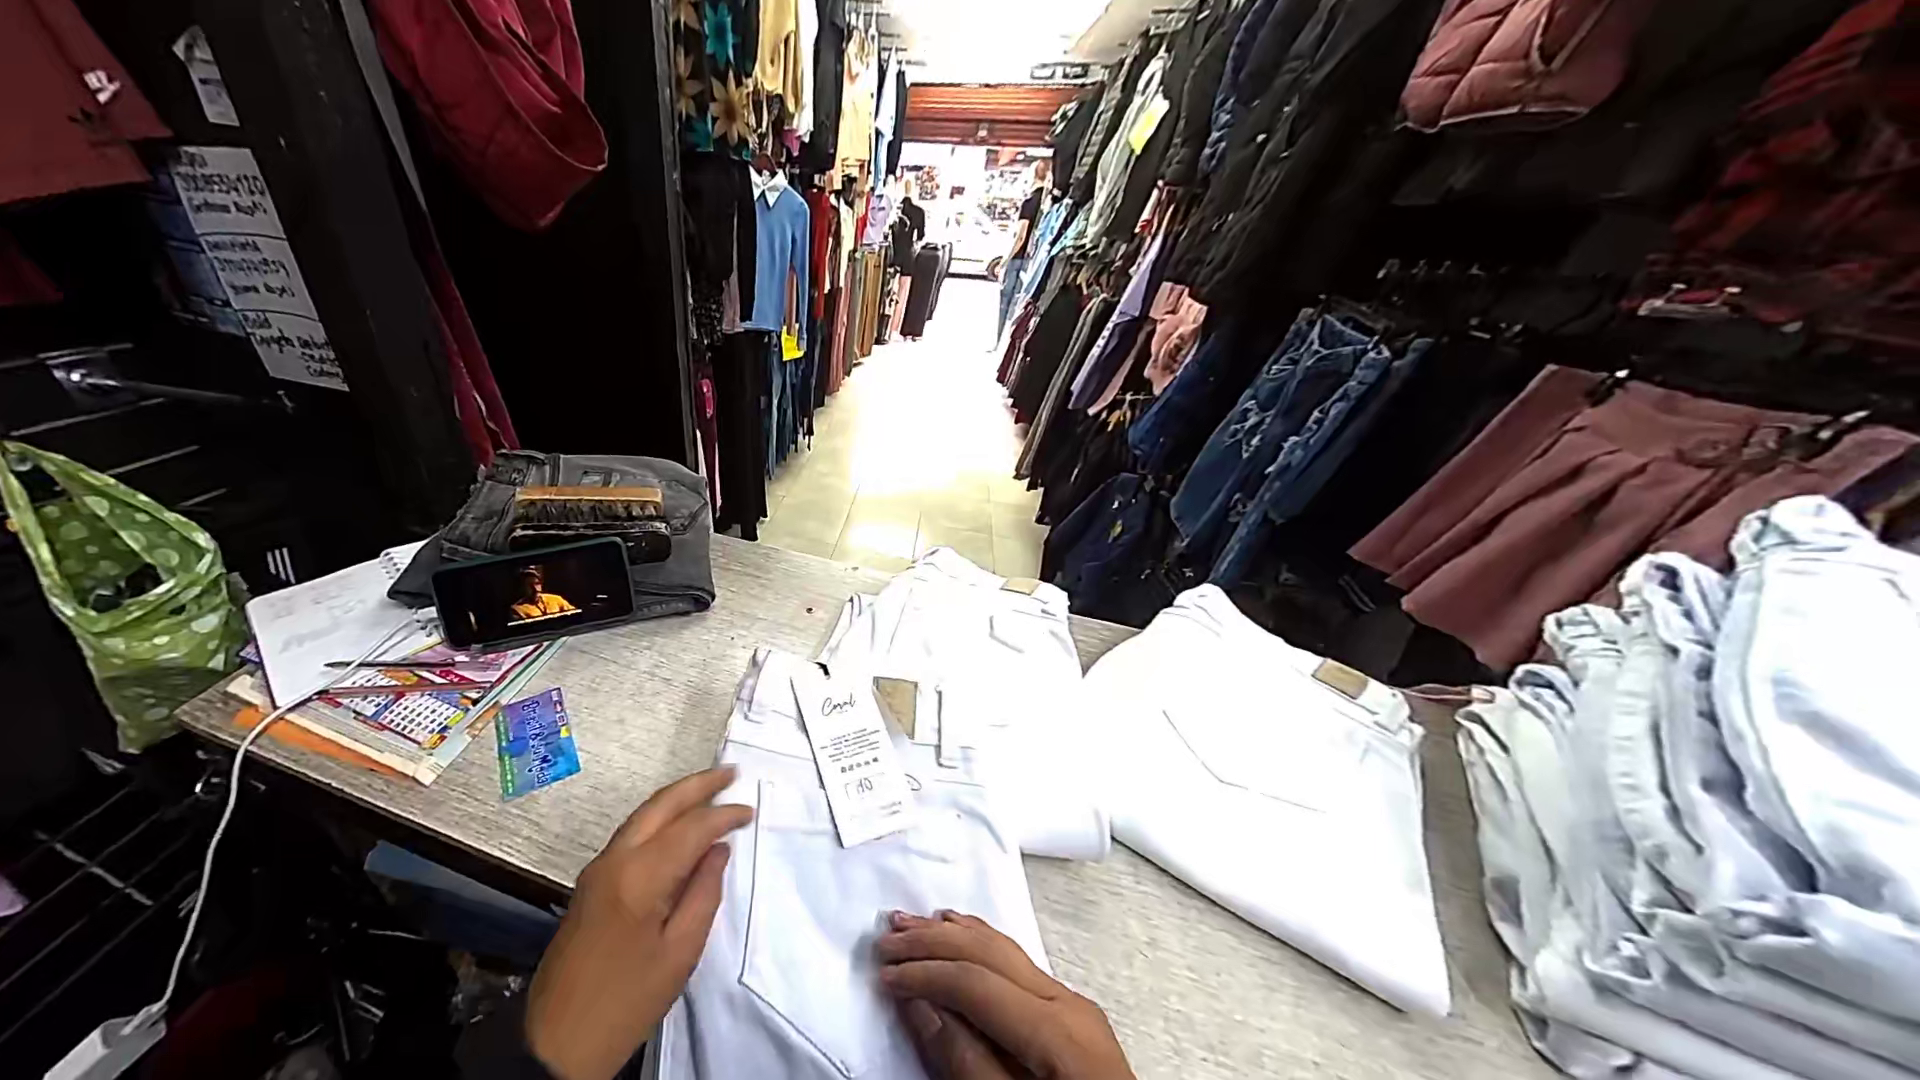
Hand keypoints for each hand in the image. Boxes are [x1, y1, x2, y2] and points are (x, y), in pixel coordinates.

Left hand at [525, 768, 752, 1079]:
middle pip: (661, 804)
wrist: (555, 1044)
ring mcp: (598, 869)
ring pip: (644, 814)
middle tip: (731, 772)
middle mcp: (615, 861)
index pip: (692, 827)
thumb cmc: (626, 1001)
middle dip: (698, 784)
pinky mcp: (591, 883)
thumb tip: (717, 850)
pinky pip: (633, 833)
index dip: (724, 815)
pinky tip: (681, 823)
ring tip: (712, 788)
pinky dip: (662, 817)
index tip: (750, 812)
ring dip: (679, 797)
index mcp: (640, 876)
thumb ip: (704, 892)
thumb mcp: (680, 952)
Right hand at [877, 910, 1135, 1079]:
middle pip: (989, 953)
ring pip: (1005, 948)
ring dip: (955, 933)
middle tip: (890, 936)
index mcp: (1056, 1030)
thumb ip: (966, 1063)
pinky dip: (982, 944)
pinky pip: (1018, 963)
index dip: (925, 974)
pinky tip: (966, 932)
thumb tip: (923, 1006)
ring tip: (918, 922)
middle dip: (934, 941)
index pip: (975, 980)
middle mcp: (1068, 1004)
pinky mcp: (1072, 1014)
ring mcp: (1074, 1004)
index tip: (887, 975)